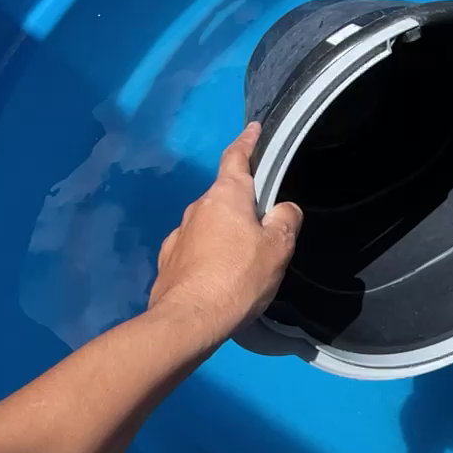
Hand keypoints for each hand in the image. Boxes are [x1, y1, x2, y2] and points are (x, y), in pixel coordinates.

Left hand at [147, 123, 302, 344]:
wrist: (186, 323)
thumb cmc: (237, 276)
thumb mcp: (278, 247)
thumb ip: (285, 219)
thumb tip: (281, 210)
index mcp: (226, 195)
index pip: (236, 156)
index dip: (247, 141)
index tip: (253, 128)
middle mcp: (197, 208)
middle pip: (225, 194)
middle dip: (242, 201)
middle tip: (263, 220)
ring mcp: (178, 236)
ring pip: (208, 222)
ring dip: (224, 230)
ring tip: (242, 255)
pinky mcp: (167, 263)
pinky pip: (194, 248)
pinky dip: (208, 253)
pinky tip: (218, 274)